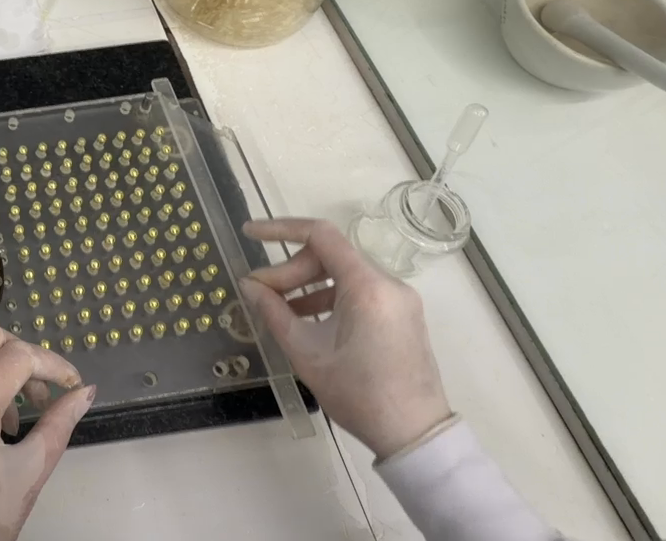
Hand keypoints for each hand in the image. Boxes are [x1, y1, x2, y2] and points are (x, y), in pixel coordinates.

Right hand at [239, 218, 451, 457]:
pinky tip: (306, 319)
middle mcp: (387, 284)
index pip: (319, 234)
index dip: (279, 228)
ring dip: (306, 284)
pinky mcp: (401, 315)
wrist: (416, 437)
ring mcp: (398, 299)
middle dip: (289, 270)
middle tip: (261, 294)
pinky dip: (327, 296)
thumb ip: (273, 311)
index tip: (249, 233)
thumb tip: (248, 285)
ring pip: (341, 273)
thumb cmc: (359, 394)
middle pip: (327, 256)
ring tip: (279, 308)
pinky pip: (357, 291)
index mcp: (367, 287)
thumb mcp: (306, 352)